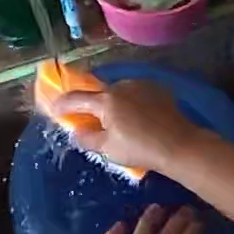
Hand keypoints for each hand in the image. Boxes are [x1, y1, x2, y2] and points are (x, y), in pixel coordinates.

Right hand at [49, 82, 206, 175]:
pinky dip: (131, 102)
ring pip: (119, 92)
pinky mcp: (157, 89)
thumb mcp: (107, 149)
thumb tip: (77, 131)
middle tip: (88, 119)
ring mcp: (141, 85)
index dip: (62, 105)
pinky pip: (136, 93)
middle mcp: (121, 86)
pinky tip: (137, 117)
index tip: (54, 110)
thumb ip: (87, 138)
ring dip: (113, 103)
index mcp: (106, 100)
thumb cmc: (140, 149)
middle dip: (91, 105)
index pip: (76, 98)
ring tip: (118, 121)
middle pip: (99, 94)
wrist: (178, 145)